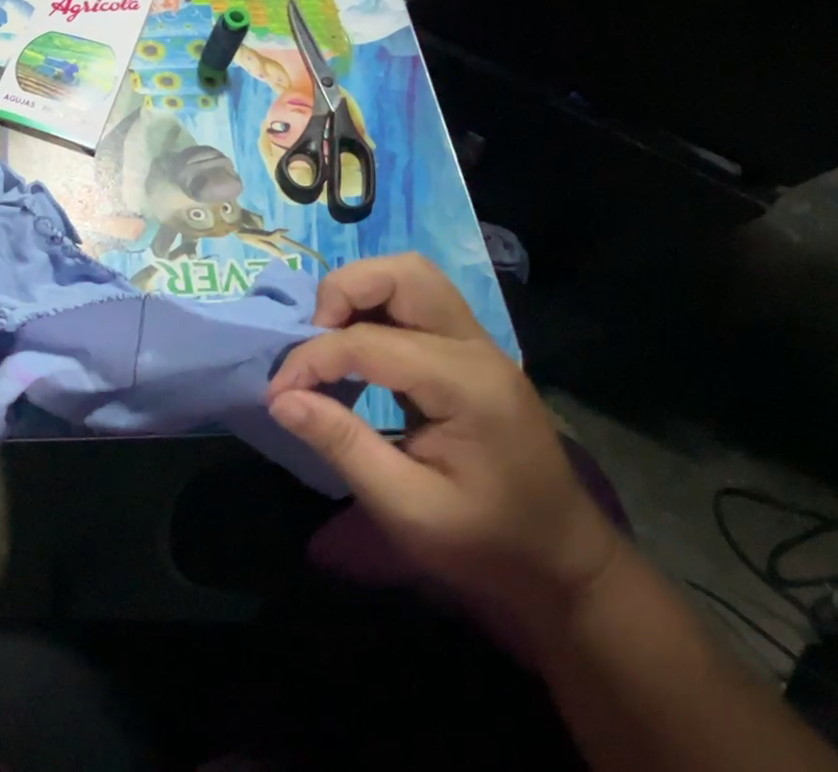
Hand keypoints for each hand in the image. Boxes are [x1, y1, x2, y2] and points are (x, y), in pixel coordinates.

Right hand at [266, 254, 621, 622]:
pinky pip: (417, 306)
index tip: (276, 398)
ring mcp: (479, 349)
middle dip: (341, 294)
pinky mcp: (471, 359)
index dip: (309, 361)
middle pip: (403, 275)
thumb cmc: (484, 542)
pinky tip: (353, 356)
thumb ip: (342, 445)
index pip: (368, 341)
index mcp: (467, 385)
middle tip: (309, 345)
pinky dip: (373, 313)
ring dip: (358, 296)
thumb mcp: (405, 507)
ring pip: (411, 280)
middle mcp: (477, 351)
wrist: (561, 563)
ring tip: (325, 344)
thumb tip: (280, 399)